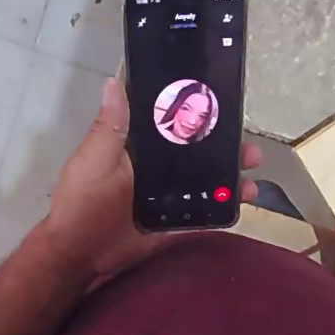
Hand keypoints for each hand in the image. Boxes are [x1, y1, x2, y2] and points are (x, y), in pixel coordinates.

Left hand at [38, 77, 260, 280]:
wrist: (82, 254)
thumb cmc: (84, 202)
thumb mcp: (96, 160)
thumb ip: (111, 126)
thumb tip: (113, 81)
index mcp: (139, 147)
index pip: (174, 124)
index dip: (200, 116)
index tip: (225, 110)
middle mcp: (158, 167)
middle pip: (200, 153)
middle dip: (228, 149)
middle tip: (250, 151)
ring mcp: (169, 194)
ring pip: (208, 180)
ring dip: (232, 177)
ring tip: (251, 181)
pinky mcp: (176, 218)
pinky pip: (205, 209)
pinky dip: (225, 205)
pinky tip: (243, 200)